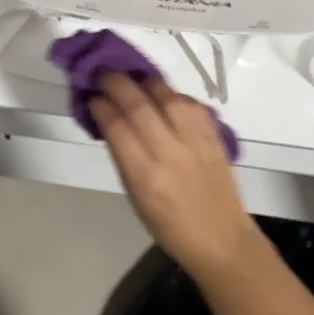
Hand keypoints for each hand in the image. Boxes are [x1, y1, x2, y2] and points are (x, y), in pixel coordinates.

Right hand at [91, 72, 260, 279]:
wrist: (222, 240)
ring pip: (167, 95)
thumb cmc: (169, 225)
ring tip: (131, 78)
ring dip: (144, 81)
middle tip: (102, 74)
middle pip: (138, 105)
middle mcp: (170, 154)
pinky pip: (191, 103)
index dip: (100, 105)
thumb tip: (107, 118)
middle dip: (115, 82)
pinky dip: (172, 93)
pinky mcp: (215, 137)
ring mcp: (196, 142)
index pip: (116, 126)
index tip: (91, 96)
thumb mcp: (134, 195)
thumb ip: (122, 154)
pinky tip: (162, 95)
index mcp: (145, 176)